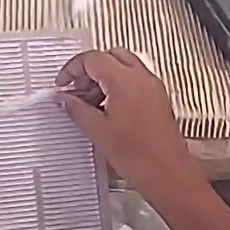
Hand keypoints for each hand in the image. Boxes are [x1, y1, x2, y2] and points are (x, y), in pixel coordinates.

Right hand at [54, 49, 205, 207]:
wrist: (166, 173)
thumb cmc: (139, 156)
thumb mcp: (97, 130)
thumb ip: (76, 109)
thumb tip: (65, 99)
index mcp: (125, 81)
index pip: (93, 59)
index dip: (72, 69)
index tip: (63, 83)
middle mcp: (142, 78)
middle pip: (110, 56)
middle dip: (89, 69)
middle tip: (74, 90)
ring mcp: (153, 87)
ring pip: (123, 66)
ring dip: (103, 78)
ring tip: (87, 103)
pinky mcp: (157, 99)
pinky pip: (134, 81)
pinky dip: (117, 87)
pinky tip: (105, 110)